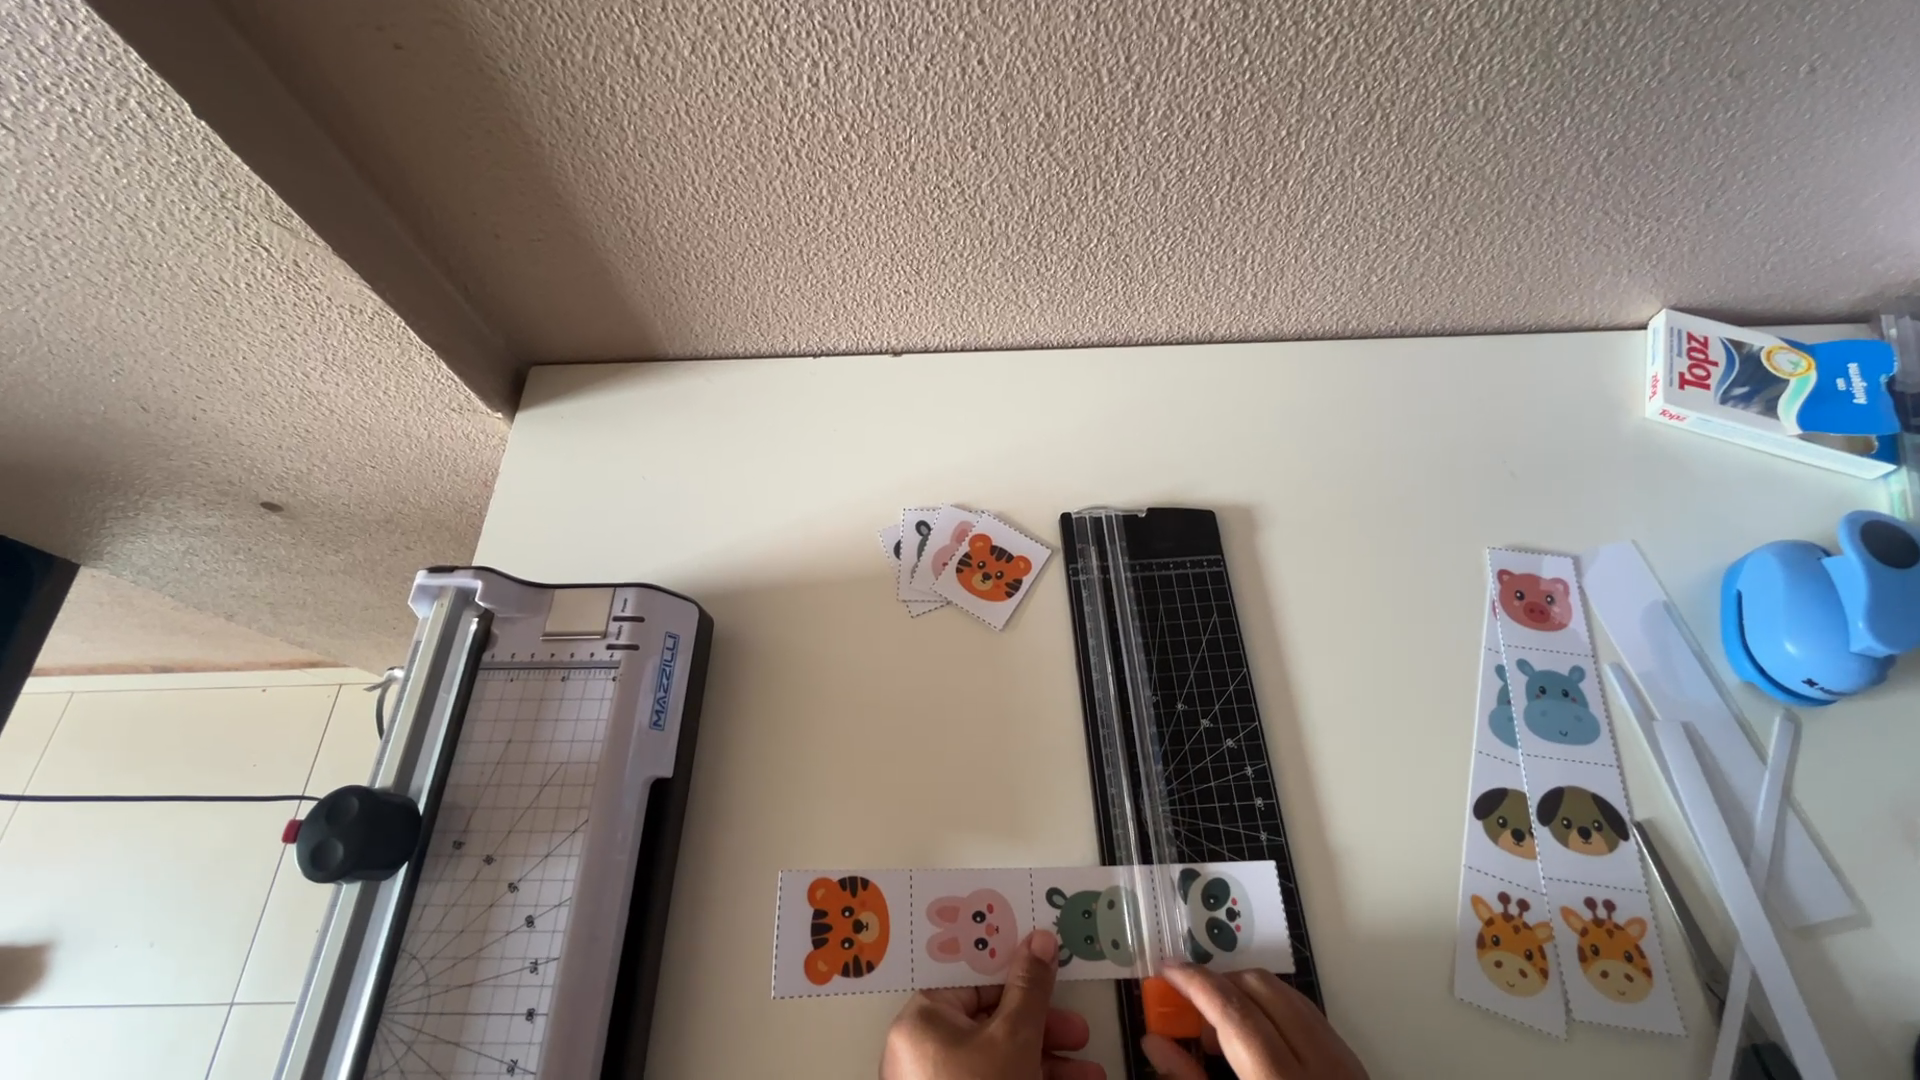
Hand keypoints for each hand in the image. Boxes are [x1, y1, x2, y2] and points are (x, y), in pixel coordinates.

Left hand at [881, 928, 1105, 1079]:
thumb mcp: (1014, 1038)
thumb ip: (1030, 987)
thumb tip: (1041, 940)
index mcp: (922, 1018)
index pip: (971, 978)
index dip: (1013, 969)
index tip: (1046, 964)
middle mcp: (924, 1048)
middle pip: (991, 1018)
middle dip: (1043, 1026)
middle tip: (1078, 1029)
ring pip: (1001, 1056)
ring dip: (1049, 1060)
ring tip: (1089, 1070)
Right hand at [1140, 966, 1366, 1079]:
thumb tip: (1154, 1040)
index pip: (1232, 1012)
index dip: (1195, 983)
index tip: (1166, 969)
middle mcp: (1319, 1066)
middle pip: (1260, 989)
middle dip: (1218, 984)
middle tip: (1189, 1008)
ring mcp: (1345, 1067)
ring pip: (1288, 995)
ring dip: (1247, 994)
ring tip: (1220, 1027)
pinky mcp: (1357, 1070)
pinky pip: (1309, 1016)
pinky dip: (1275, 1010)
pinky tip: (1257, 1038)